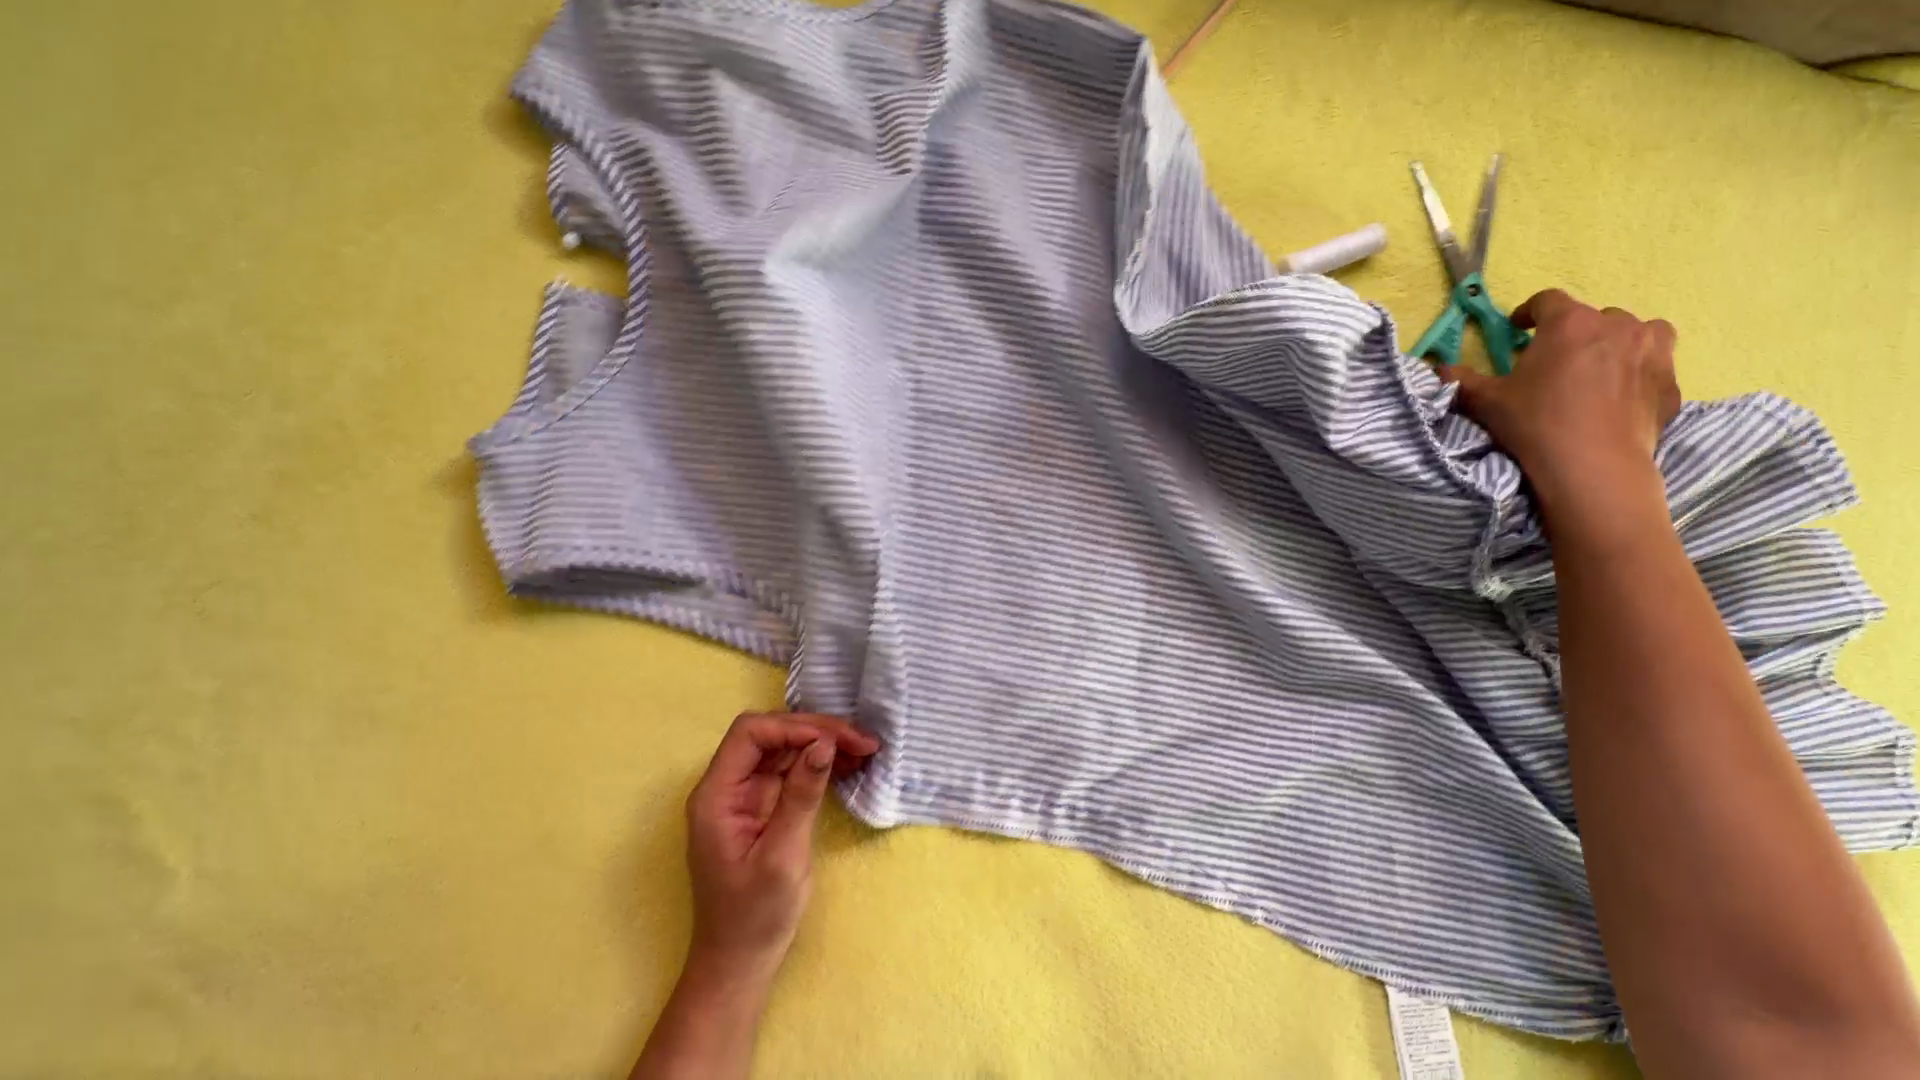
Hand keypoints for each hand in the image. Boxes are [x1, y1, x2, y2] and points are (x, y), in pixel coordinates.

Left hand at [683, 712, 879, 985]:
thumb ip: (801, 796)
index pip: (751, 734)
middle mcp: (727, 788)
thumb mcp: (782, 856)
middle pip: (769, 736)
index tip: (838, 742)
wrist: (739, 962)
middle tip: (863, 742)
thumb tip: (824, 744)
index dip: (795, 728)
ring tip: (865, 750)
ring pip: (783, 751)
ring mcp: (745, 798)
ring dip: (822, 745)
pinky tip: (849, 767)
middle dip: (815, 732)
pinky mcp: (763, 809)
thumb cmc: (754, 916)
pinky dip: (819, 766)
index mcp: (716, 795)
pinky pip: (790, 773)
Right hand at [1440, 289, 1681, 523]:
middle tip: (1557, 359)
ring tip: (1601, 367)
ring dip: (1620, 343)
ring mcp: (1652, 353)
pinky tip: (1623, 398)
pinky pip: (1656, 367)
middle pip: (1597, 316)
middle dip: (1576, 332)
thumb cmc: (1535, 425)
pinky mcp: (1670, 385)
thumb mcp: (1486, 402)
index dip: (1529, 312)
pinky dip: (1640, 375)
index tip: (1518, 329)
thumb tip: (1439, 369)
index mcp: (1569, 324)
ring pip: (1641, 332)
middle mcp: (1617, 326)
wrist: (1593, 469)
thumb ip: (1461, 381)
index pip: (1547, 300)